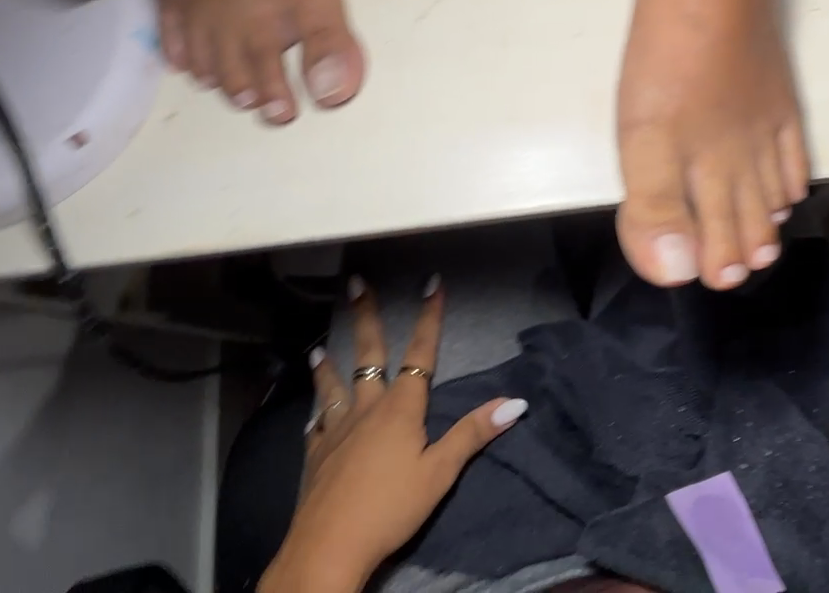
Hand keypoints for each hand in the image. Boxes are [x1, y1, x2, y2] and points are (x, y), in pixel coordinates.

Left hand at [258, 278, 527, 592]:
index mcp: (401, 408)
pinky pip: (316, 426)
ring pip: (332, 387)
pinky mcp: (316, 456)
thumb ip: (473, 433)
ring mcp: (337, 430)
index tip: (431, 283)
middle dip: (366, 317)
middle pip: (368, 354)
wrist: (329, 546)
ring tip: (317, 348)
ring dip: (328, 366)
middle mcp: (367, 408)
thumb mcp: (440, 473)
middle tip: (355, 283)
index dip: (429, 316)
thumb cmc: (391, 507)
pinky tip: (312, 415)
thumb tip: (515, 401)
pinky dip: (316, 415)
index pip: (421, 352)